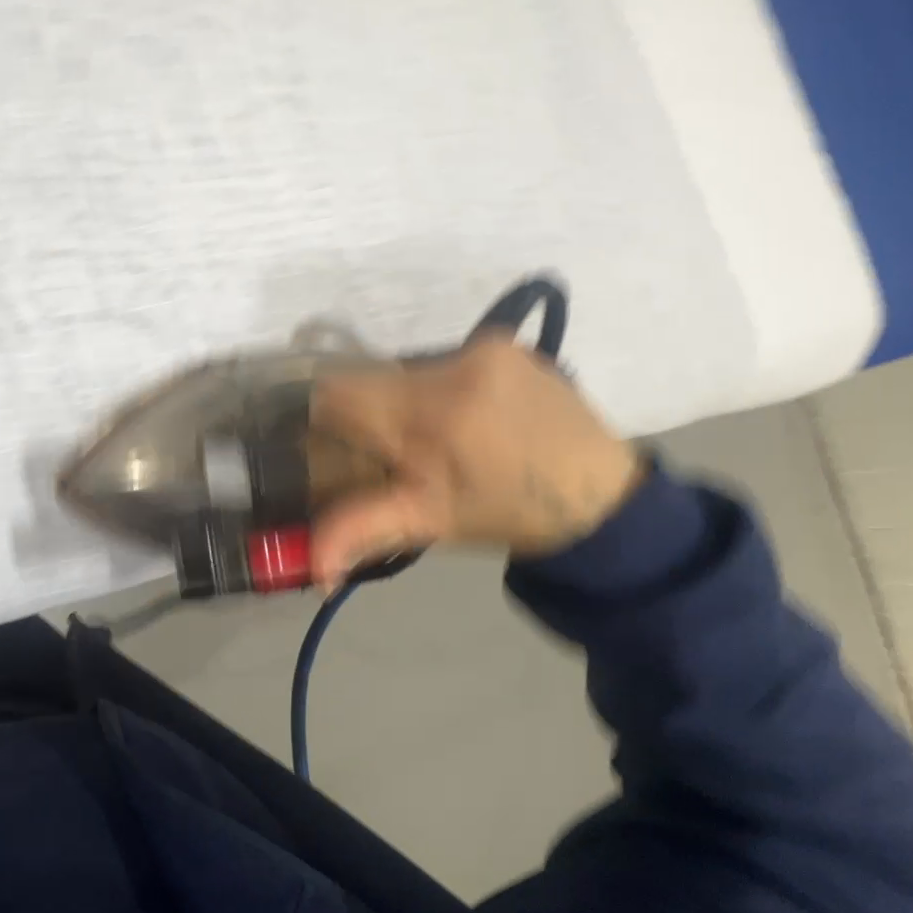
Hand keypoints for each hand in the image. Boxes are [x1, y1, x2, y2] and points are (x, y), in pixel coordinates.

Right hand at [309, 335, 643, 587]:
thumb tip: (313, 570)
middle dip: (372, 413)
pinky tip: (467, 413)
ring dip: (406, 398)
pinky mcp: (506, 342)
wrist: (599, 496)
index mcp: (432, 416)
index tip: (337, 446)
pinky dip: (442, 385)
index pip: (339, 394)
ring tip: (433, 433)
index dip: (326, 419)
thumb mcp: (428, 523)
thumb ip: (360, 531)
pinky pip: (443, 359)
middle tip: (392, 449)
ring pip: (407, 368)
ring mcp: (484, 349)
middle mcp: (455, 368)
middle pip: (373, 379)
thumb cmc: (506, 513)